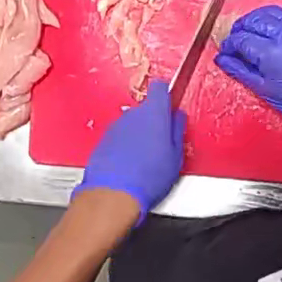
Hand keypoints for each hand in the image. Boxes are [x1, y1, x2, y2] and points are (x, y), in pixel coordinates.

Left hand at [74, 88, 186, 220]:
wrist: (113, 194)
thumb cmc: (147, 177)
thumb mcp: (176, 155)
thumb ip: (178, 130)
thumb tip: (178, 117)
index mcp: (153, 113)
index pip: (159, 87)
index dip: (166, 95)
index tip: (171, 107)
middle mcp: (132, 115)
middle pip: (145, 108)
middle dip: (154, 121)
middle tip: (163, 143)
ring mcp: (115, 127)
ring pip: (131, 124)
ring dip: (139, 135)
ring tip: (146, 160)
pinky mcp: (103, 140)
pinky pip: (119, 138)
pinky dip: (125, 146)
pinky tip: (131, 166)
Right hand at [215, 5, 281, 117]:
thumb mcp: (262, 88)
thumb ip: (239, 70)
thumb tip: (221, 58)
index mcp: (270, 52)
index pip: (241, 38)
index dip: (230, 43)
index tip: (227, 50)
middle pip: (254, 20)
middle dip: (241, 27)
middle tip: (236, 39)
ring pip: (272, 12)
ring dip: (257, 19)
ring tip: (252, 30)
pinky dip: (276, 20)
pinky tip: (273, 31)